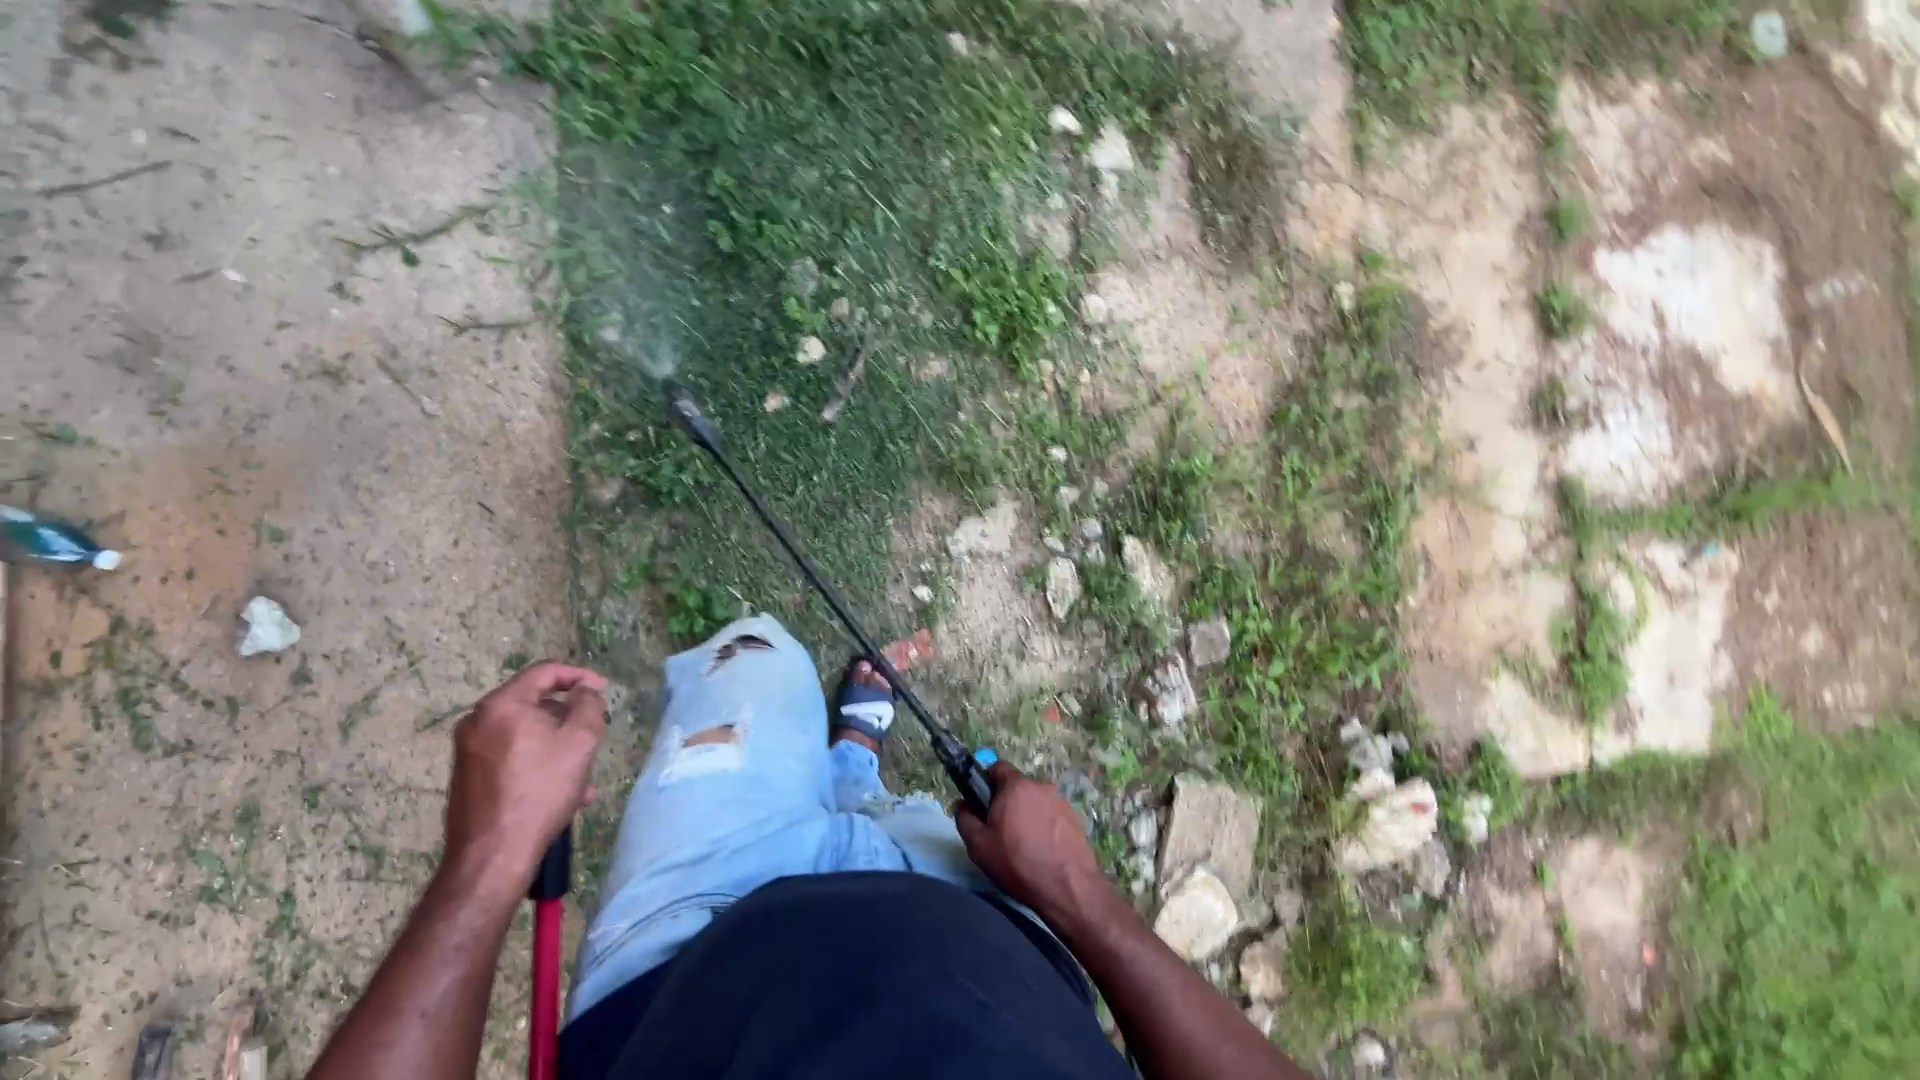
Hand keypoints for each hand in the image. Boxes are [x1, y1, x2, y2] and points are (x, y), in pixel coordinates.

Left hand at [444, 661, 607, 890]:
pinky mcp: (469, 777)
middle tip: (593, 737)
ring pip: (526, 734)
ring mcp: (469, 751)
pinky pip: (513, 756)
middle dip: (568, 719)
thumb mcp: (580, 742)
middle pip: (534, 704)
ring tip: (583, 774)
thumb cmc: (540, 790)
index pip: (544, 672)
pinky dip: (539, 763)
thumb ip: (588, 705)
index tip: (603, 690)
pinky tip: (563, 793)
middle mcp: (478, 722)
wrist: (493, 855)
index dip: (579, 676)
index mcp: (501, 705)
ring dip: (558, 746)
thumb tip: (584, 692)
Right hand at [954, 762, 1116, 928]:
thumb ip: (965, 819)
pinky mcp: (1075, 819)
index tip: (983, 805)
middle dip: (1008, 803)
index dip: (987, 783)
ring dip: (1028, 816)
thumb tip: (962, 803)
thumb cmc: (1017, 863)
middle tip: (1001, 831)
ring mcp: (1061, 802)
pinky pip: (1052, 816)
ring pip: (1035, 802)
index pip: (997, 768)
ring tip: (1025, 846)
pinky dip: (1045, 827)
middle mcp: (1040, 786)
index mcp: (1016, 786)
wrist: (1068, 888)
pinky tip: (1043, 851)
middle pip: (1017, 787)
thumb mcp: (979, 846)